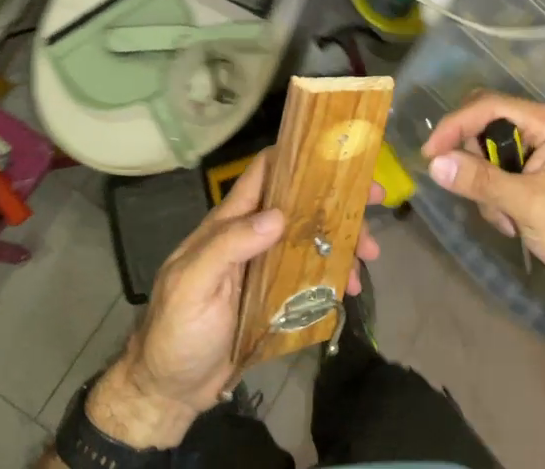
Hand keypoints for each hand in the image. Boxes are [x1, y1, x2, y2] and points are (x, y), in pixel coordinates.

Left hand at [86, 150, 382, 449]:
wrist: (169, 390)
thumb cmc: (175, 332)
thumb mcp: (192, 286)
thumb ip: (228, 246)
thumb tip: (278, 214)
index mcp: (229, 224)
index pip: (265, 173)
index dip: (299, 156)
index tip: (338, 154)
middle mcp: (252, 237)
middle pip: (301, 205)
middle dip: (339, 199)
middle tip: (375, 201)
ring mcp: (267, 267)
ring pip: (313, 239)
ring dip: (344, 240)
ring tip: (369, 257)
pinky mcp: (277, 298)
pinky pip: (313, 276)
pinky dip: (336, 276)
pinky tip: (352, 289)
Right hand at [421, 94, 544, 303]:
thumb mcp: (527, 205)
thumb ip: (481, 181)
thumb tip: (435, 163)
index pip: (492, 106)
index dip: (457, 125)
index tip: (429, 153)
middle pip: (488, 127)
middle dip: (476, 163)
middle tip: (473, 194)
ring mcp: (543, 153)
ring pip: (490, 155)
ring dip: (487, 189)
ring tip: (506, 220)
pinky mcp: (538, 175)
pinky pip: (501, 175)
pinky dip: (497, 199)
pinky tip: (512, 224)